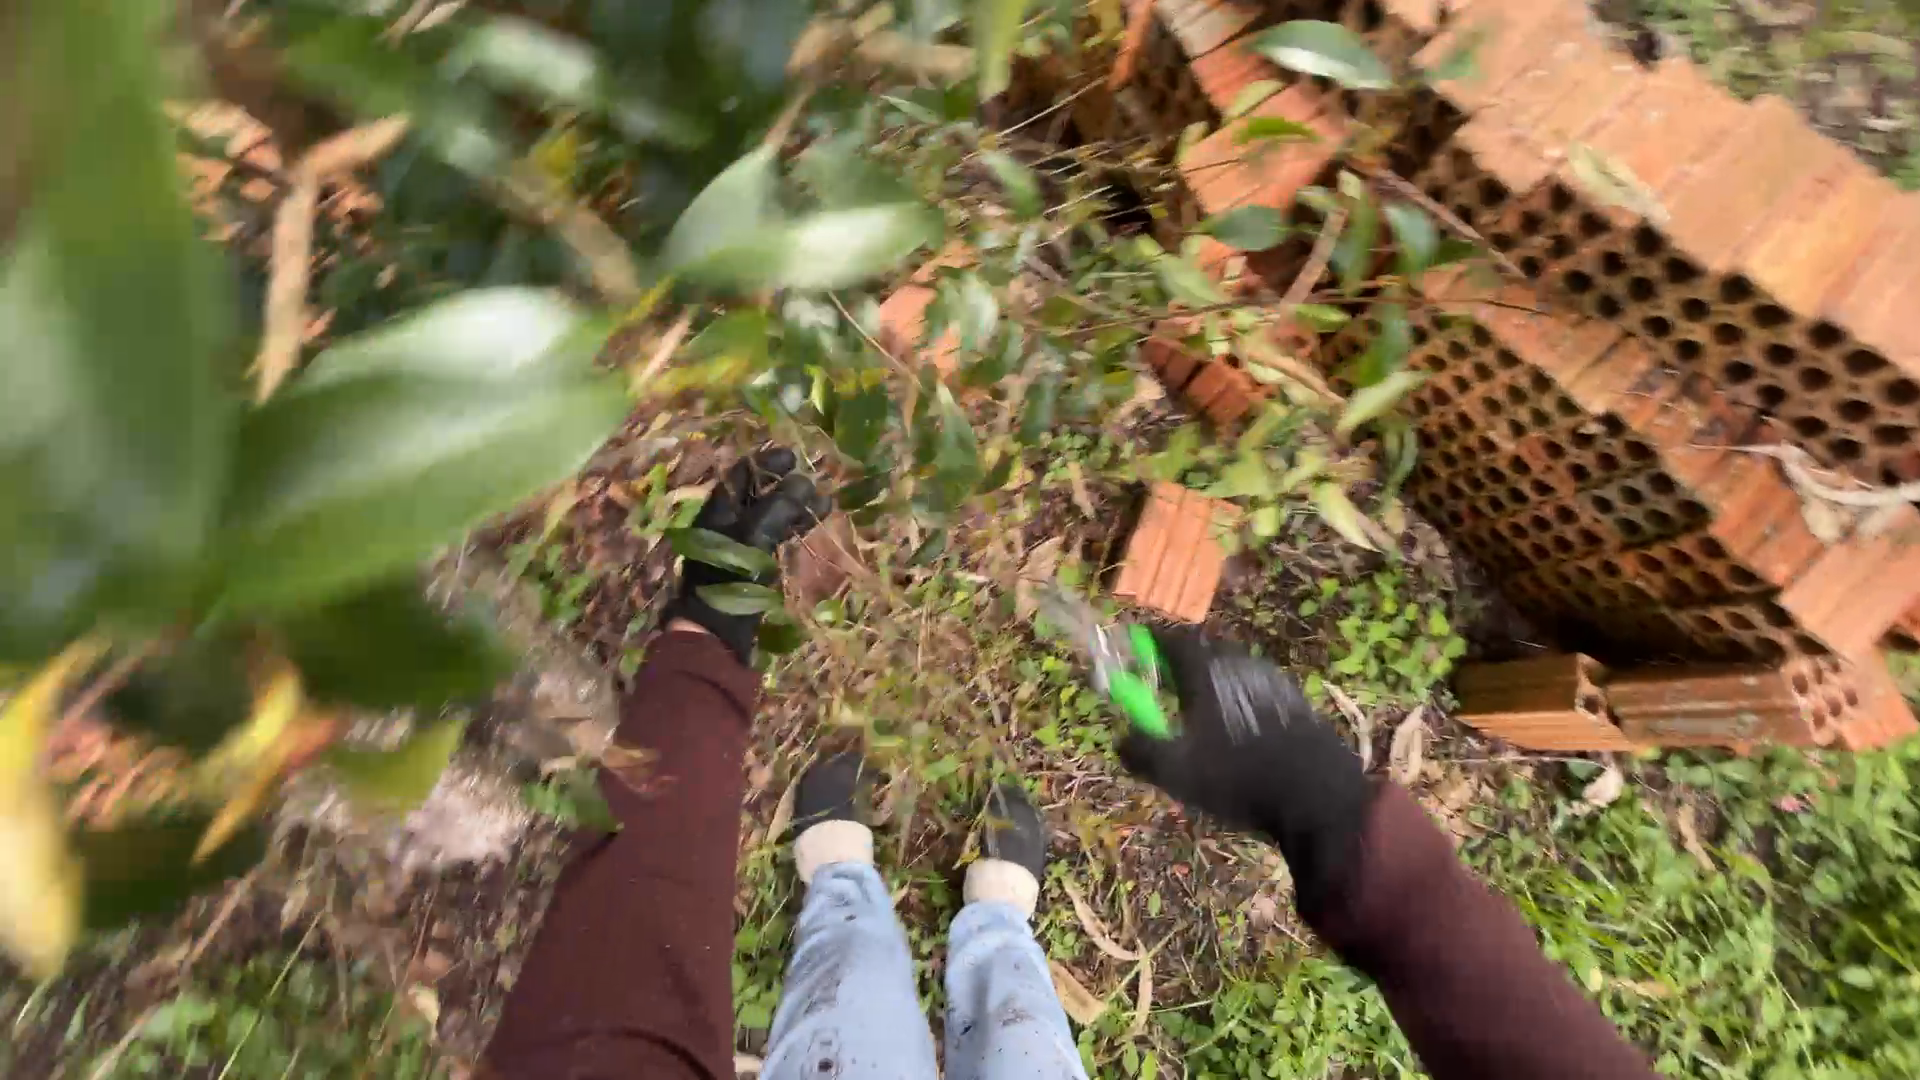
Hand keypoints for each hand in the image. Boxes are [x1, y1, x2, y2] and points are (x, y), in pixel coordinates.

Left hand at [662, 447, 829, 661]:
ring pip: (769, 516)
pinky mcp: (750, 566)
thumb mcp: (755, 535)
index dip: (767, 462)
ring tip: (824, 503)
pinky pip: (773, 538)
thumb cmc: (731, 578)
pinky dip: (792, 529)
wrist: (717, 630)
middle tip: (814, 480)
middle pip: (758, 495)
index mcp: (718, 511)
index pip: (742, 475)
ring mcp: (738, 545)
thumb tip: (803, 483)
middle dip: (787, 485)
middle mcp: (726, 524)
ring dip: (795, 508)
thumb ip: (779, 506)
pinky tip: (811, 527)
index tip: (793, 456)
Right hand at [1118, 628, 1372, 910]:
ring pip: (1230, 670)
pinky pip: (1253, 688)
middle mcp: (1239, 664)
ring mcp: (1272, 680)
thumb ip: (1140, 750)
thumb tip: (1121, 739)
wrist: (1321, 801)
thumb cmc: (1239, 779)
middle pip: (1202, 650)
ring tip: (1199, 714)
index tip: (1135, 651)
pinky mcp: (1295, 701)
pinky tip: (1237, 733)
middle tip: (1163, 684)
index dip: (1149, 642)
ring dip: (1210, 682)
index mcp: (1206, 671)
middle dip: (1178, 663)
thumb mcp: (1176, 771)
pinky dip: (1236, 699)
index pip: (1171, 638)